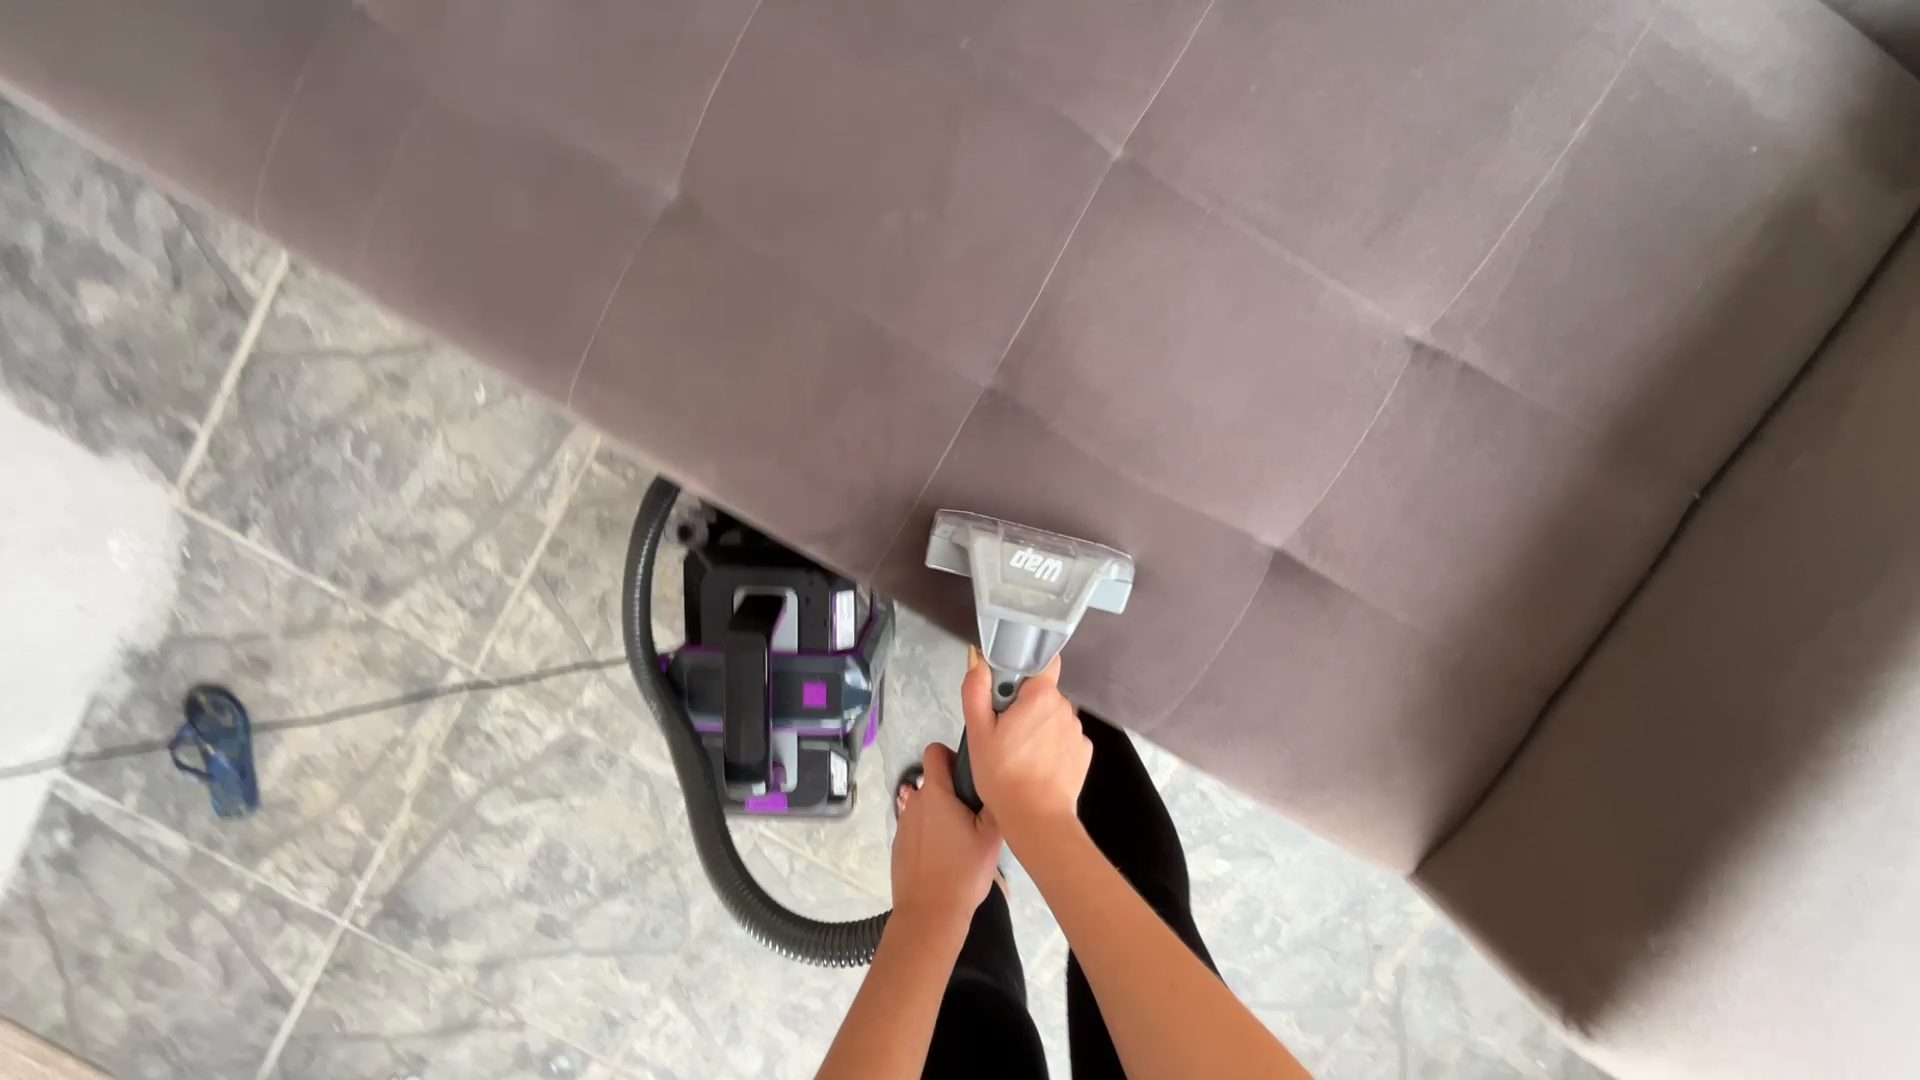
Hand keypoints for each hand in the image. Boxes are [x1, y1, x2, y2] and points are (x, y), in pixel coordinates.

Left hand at [891, 743, 1003, 931]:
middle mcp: (914, 803)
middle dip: (952, 791)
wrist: (930, 914)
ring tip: (961, 840)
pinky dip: (930, 834)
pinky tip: (945, 858)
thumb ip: (993, 802)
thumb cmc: (963, 871)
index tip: (967, 776)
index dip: (951, 755)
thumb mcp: (992, 836)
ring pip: (925, 807)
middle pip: (933, 782)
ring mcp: (903, 825)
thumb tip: (993, 782)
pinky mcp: (898, 846)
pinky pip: (917, 828)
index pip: (934, 751)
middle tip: (974, 816)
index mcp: (935, 793)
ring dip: (941, 814)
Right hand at [962, 650, 1091, 850]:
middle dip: (1023, 703)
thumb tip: (979, 662)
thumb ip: (976, 690)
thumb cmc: (1003, 776)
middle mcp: (1065, 707)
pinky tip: (1035, 764)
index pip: (1041, 663)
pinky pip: (1063, 737)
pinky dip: (1051, 744)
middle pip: (1042, 692)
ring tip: (1018, 752)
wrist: (1036, 819)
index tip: (1004, 692)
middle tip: (1003, 730)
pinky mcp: (1083, 752)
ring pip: (1052, 716)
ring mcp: (1077, 731)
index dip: (1021, 671)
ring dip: (1038, 725)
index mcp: (1041, 696)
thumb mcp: (977, 732)